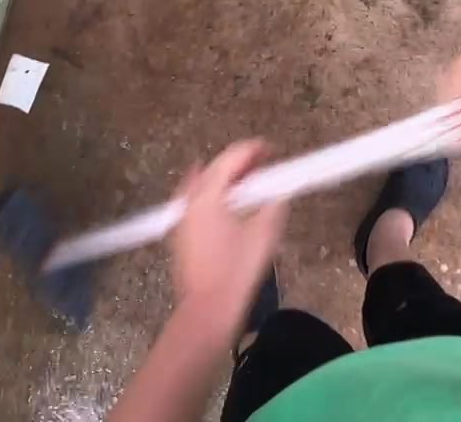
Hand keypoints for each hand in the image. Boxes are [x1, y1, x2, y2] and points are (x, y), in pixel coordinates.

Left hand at [170, 140, 287, 325]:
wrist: (207, 312)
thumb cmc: (236, 271)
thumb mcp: (265, 234)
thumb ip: (275, 205)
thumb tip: (280, 192)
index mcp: (208, 194)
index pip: (231, 158)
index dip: (254, 149)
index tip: (272, 150)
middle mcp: (189, 200)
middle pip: (215, 168)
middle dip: (240, 163)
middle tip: (264, 165)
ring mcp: (181, 218)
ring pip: (203, 184)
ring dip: (225, 178)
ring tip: (248, 182)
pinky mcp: (180, 235)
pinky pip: (195, 201)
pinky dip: (211, 193)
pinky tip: (223, 202)